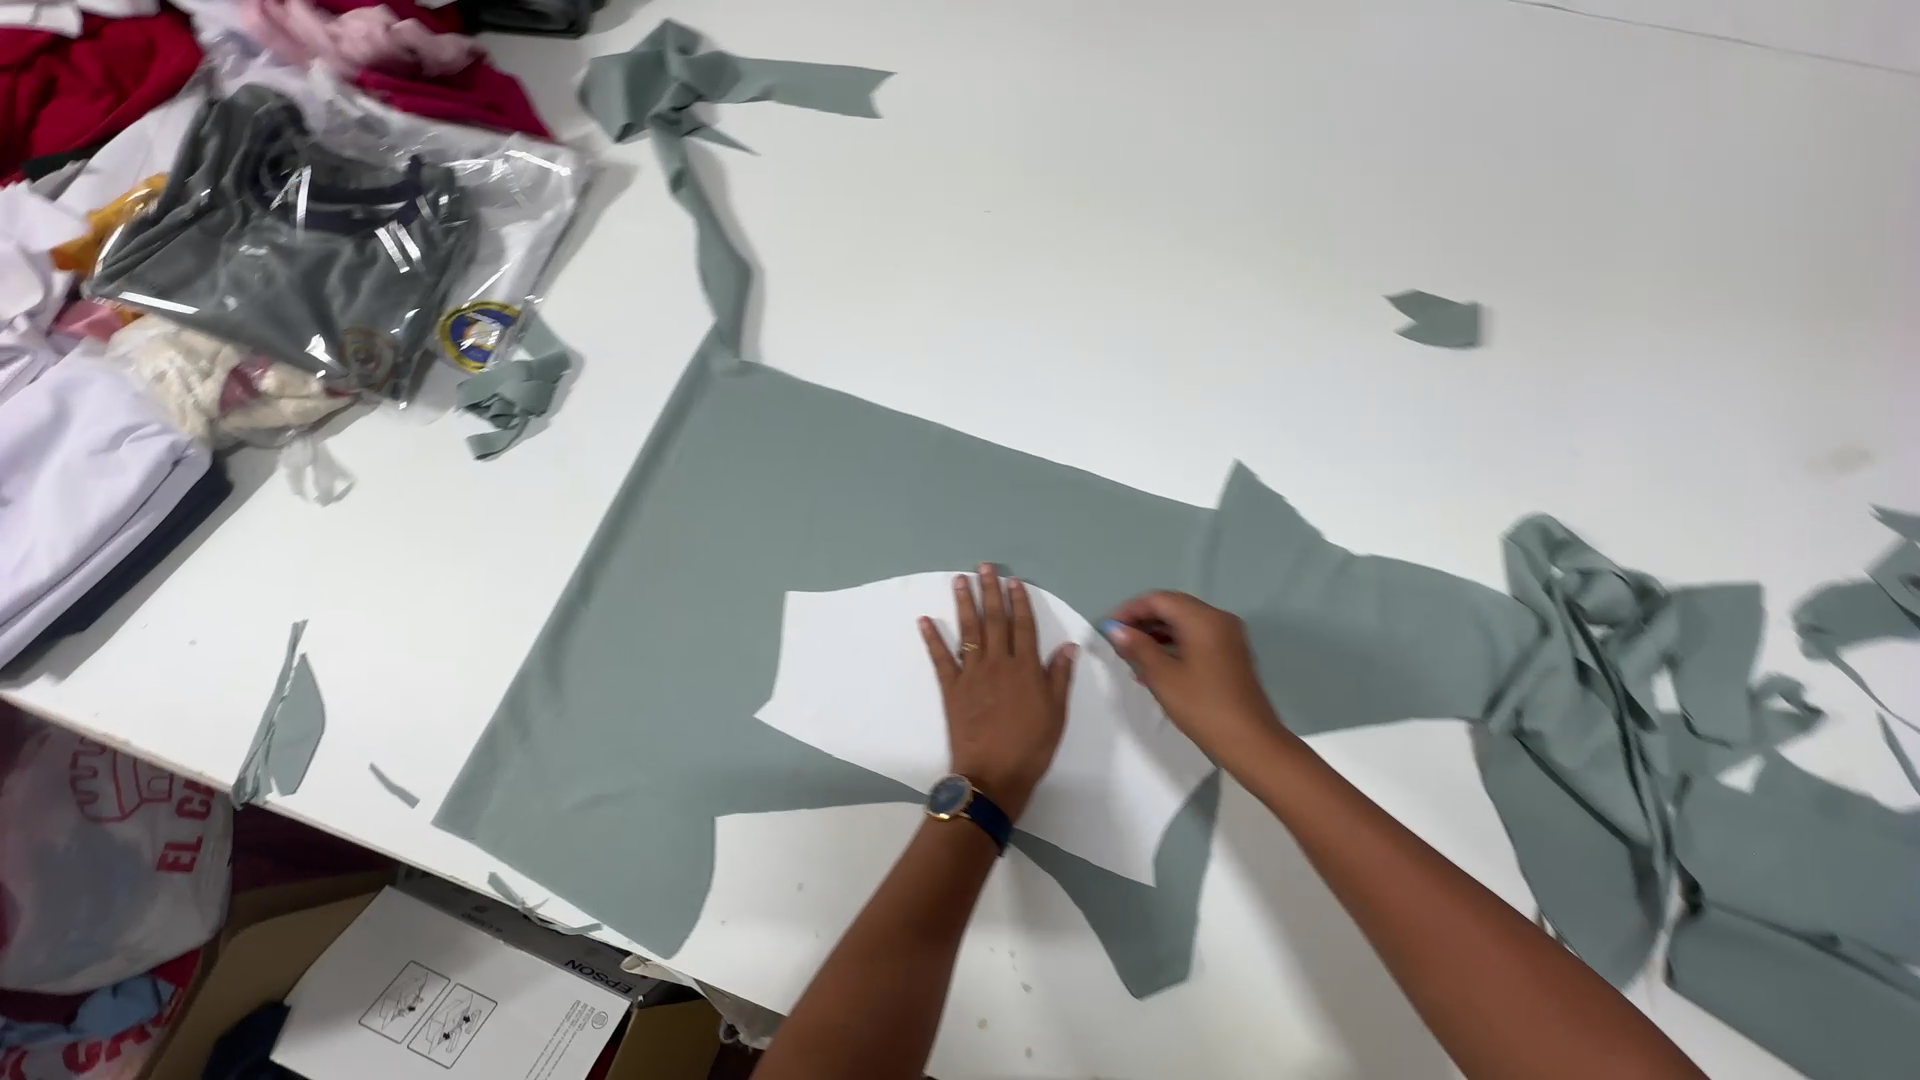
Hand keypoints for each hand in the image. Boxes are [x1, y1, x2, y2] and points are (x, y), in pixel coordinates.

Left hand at [919, 565, 1076, 820]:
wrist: (994, 776)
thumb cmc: (1031, 747)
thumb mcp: (1056, 714)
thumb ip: (1060, 677)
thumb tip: (1069, 646)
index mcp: (1026, 668)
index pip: (1024, 626)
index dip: (1020, 602)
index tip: (1014, 581)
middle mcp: (998, 663)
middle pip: (995, 620)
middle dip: (991, 592)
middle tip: (985, 567)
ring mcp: (972, 674)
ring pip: (968, 631)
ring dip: (964, 603)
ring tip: (960, 580)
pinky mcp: (951, 688)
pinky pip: (940, 658)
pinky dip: (932, 638)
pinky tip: (925, 620)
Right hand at [1102, 591, 1284, 761]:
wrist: (1250, 741)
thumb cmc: (1202, 706)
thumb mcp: (1162, 676)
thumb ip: (1138, 647)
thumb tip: (1116, 629)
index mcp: (1203, 619)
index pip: (1159, 600)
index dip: (1130, 610)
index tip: (1108, 628)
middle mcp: (1219, 619)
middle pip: (1173, 607)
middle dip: (1143, 620)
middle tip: (1118, 641)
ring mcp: (1228, 636)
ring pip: (1185, 623)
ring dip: (1157, 633)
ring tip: (1132, 655)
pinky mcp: (1231, 653)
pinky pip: (1196, 637)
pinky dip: (1174, 644)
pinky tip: (1155, 665)